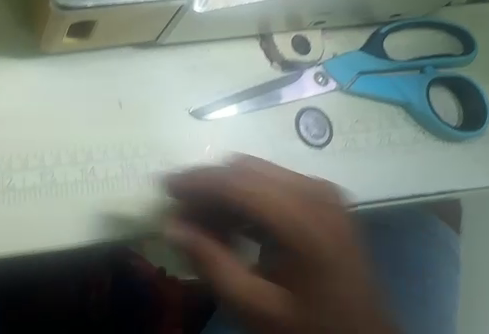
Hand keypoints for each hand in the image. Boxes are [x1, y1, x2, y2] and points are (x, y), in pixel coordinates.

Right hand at [165, 156, 394, 333]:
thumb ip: (211, 263)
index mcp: (302, 218)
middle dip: (208, 186)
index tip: (163, 187)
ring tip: (201, 225)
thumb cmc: (310, 330)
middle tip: (179, 214)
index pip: (236, 182)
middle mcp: (314, 191)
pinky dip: (247, 198)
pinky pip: (275, 183)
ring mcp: (323, 192)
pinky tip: (231, 226)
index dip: (196, 181)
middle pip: (246, 171)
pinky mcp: (325, 199)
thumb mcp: (256, 309)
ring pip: (258, 173)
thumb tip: (171, 225)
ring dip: (226, 191)